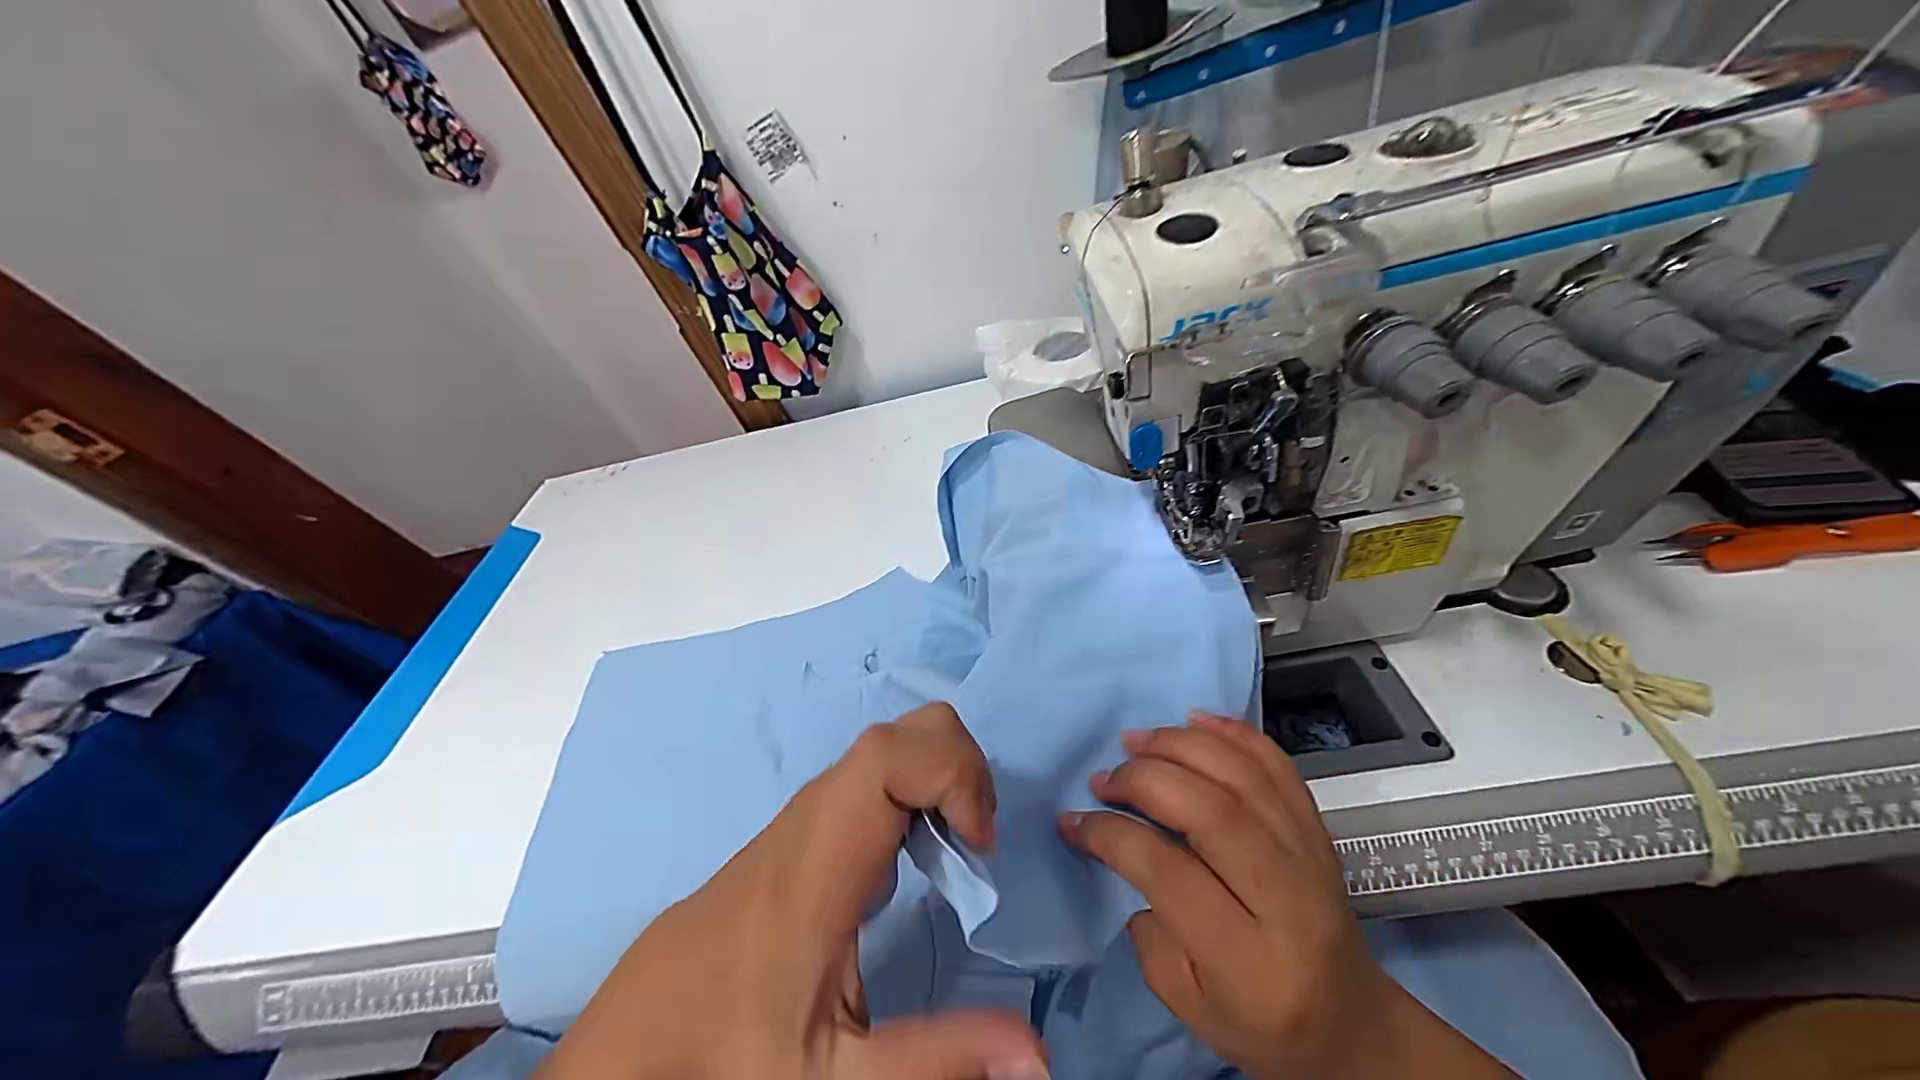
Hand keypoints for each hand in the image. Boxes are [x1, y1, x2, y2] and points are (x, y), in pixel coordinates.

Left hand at [538, 703, 1046, 1079]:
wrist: (646, 1034)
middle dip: (962, 769)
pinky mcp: (810, 821)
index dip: (953, 773)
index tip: (978, 842)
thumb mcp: (839, 1074)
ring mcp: (810, 811)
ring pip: (894, 744)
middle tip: (973, 844)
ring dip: (944, 779)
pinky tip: (918, 857)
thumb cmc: (736, 1045)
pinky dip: (921, 789)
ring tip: (955, 853)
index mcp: (821, 859)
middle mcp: (816, 815)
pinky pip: (880, 772)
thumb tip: (1038, 1057)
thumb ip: (939, 1057)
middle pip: (904, 730)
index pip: (889, 757)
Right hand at [1060, 713, 1514, 1079]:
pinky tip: (1193, 719)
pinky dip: (1233, 732)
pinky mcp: (1317, 829)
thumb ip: (1150, 932)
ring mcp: (1309, 854)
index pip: (1169, 872)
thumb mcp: (1188, 1006)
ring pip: (1242, 776)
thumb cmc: (1262, 1023)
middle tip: (1103, 778)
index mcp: (1248, 958)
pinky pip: (1277, 765)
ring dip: (1180, 745)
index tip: (1073, 821)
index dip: (1111, 835)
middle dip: (1144, 780)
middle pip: (1210, 811)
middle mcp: (1286, 896)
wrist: (1352, 1021)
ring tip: (1134, 741)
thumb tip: (1128, 854)